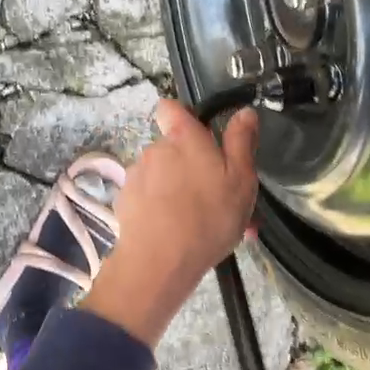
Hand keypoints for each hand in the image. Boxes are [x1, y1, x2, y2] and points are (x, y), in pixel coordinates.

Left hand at [79, 99, 258, 346]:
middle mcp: (154, 149)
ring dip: (179, 191)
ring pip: (163, 176)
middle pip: (172, 147)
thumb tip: (244, 112)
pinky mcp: (125, 201)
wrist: (160, 262)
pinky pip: (148, 198)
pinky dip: (162, 209)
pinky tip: (178, 234)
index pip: (170, 107)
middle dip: (192, 167)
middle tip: (217, 197)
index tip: (201, 138)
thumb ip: (241, 142)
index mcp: (183, 138)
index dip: (183, 117)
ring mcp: (136, 175)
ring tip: (203, 224)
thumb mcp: (241, 180)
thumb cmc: (209, 217)